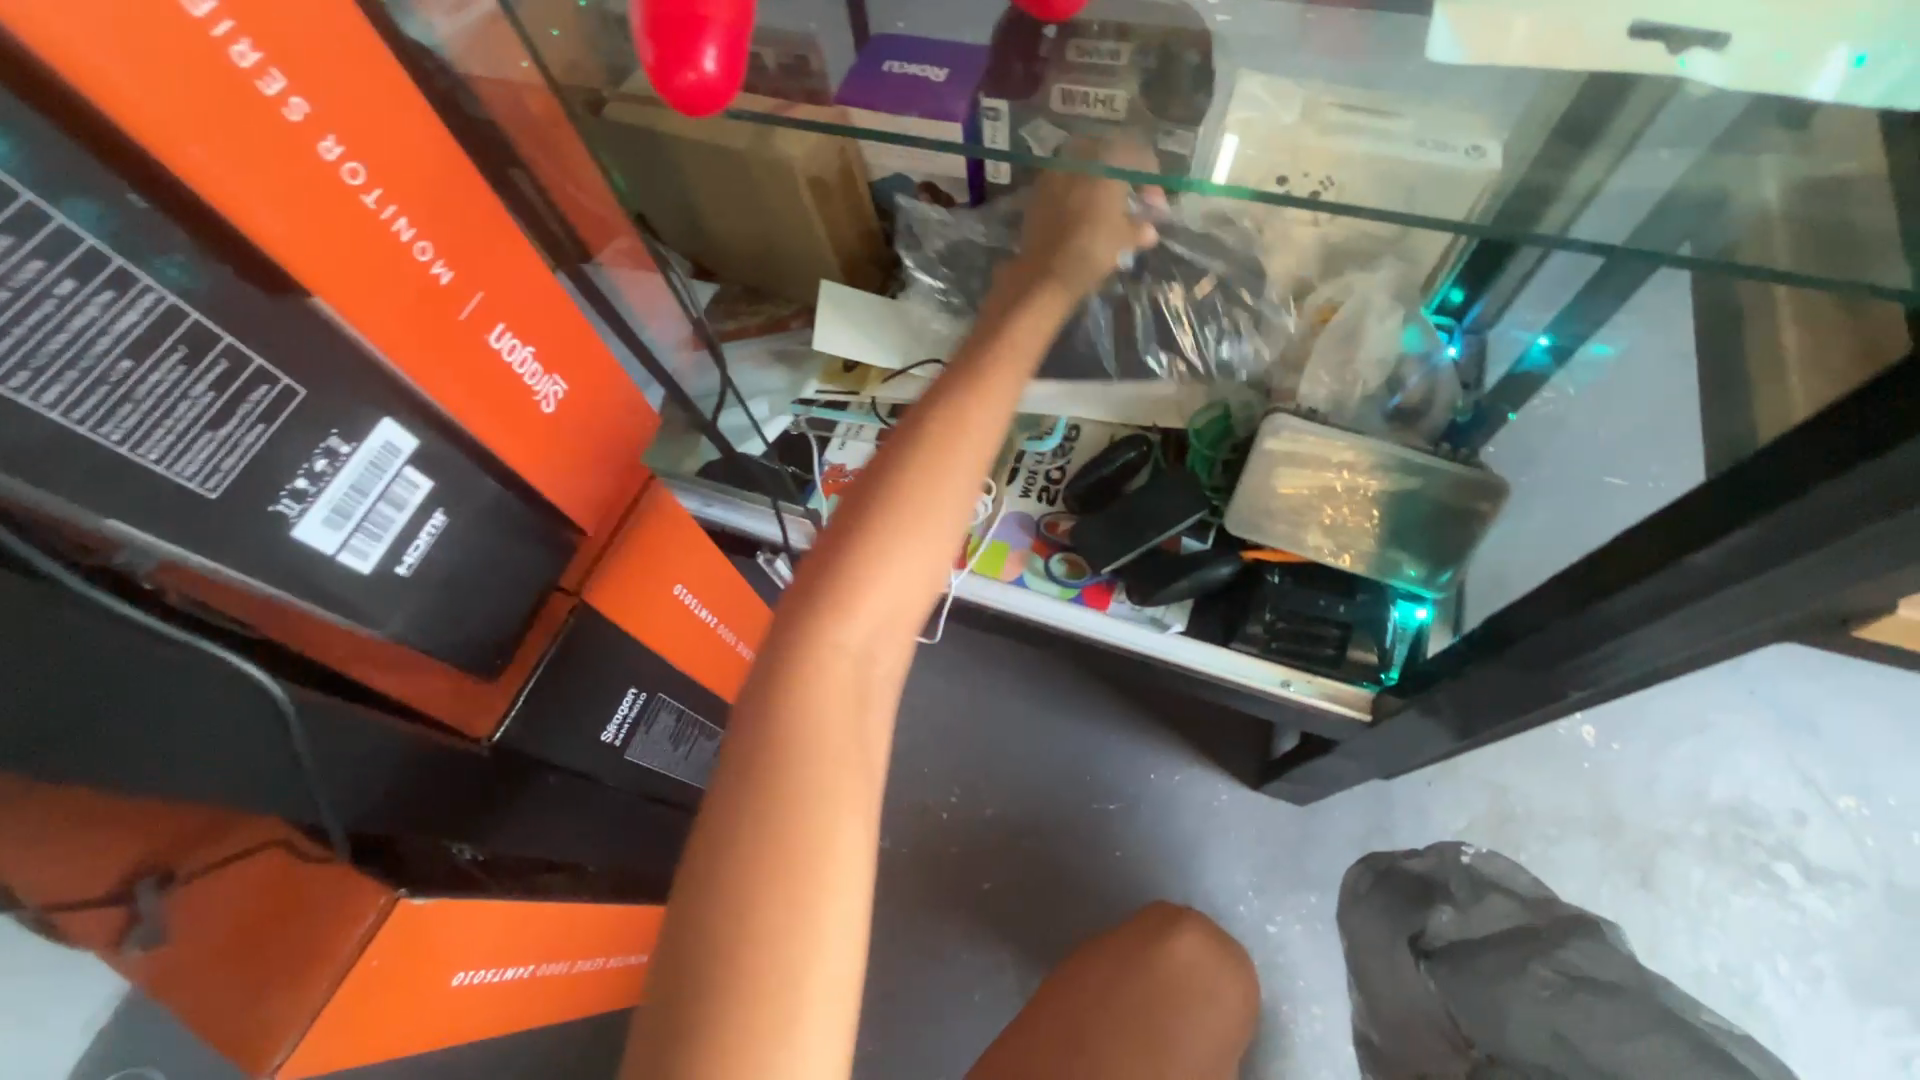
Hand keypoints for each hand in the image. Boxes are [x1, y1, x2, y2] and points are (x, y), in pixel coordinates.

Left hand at [1010, 135, 1163, 303]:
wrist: (1044, 273)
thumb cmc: (1091, 252)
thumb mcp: (1124, 240)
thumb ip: (1140, 228)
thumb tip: (1149, 229)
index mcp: (1108, 164)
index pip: (1139, 156)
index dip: (1151, 180)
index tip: (1153, 203)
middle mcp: (1082, 159)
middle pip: (1111, 154)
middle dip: (1124, 173)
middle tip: (1129, 198)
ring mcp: (1056, 171)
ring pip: (1085, 162)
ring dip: (1099, 178)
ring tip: (1105, 204)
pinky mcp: (1039, 188)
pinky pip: (1065, 176)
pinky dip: (1077, 187)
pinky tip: (1081, 209)